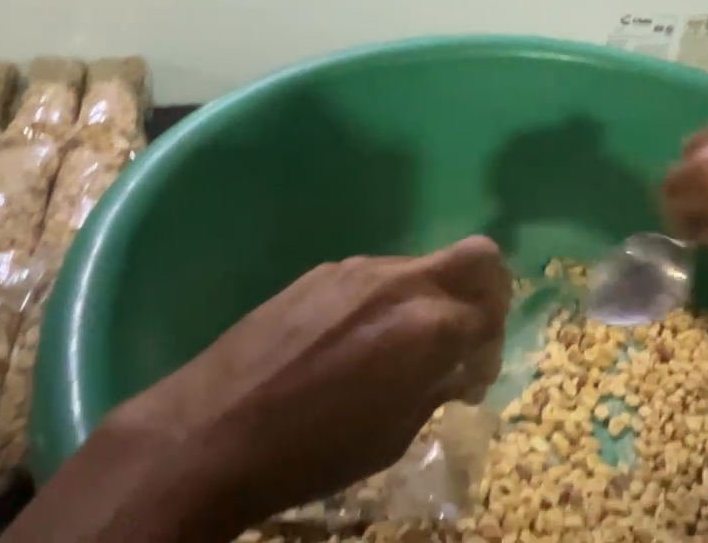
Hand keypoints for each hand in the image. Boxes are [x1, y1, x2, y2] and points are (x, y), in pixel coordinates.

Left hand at [6, 236, 509, 542]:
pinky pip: (378, 275)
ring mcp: (359, 269)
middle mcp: (400, 282)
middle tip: (464, 338)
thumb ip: (439, 385)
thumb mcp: (395, 435)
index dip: (490, 348)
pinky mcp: (323, 270)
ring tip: (399, 351)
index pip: (491, 313)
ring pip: (422, 266)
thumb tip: (461, 364)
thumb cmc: (315, 450)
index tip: (470, 377)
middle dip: (486, 293)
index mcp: (428, 327)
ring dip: (430, 299)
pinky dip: (389, 301)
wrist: (216, 428)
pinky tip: (356, 343)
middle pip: (478, 256)